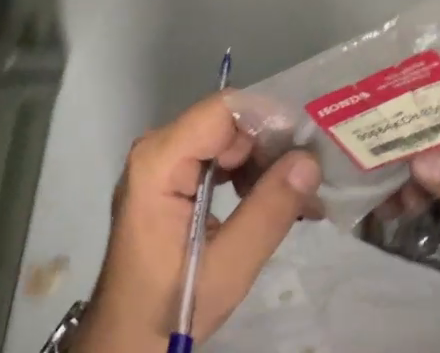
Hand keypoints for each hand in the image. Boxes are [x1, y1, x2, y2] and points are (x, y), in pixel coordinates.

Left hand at [78, 95, 322, 352]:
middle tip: (313, 185)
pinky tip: (278, 203)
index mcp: (159, 160)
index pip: (222, 110)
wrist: (127, 337)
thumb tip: (308, 160)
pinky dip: (248, 176)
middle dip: (272, 148)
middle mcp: (157, 147)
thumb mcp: (227, 268)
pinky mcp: (171, 177)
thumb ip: (267, 212)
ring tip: (303, 201)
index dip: (267, 120)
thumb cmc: (170, 305)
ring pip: (227, 140)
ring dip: (265, 165)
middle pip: (226, 124)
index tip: (309, 146)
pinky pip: (217, 159)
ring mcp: (162, 161)